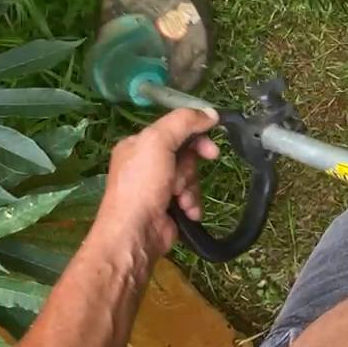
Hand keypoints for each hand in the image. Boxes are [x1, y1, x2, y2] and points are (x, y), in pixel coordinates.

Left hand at [91, 107, 221, 260]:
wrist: (135, 233)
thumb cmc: (142, 184)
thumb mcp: (158, 142)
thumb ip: (183, 122)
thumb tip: (211, 113)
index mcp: (138, 144)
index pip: (172, 129)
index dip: (194, 132)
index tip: (212, 136)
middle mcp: (146, 164)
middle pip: (184, 153)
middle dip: (191, 163)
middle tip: (209, 158)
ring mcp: (157, 187)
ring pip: (189, 176)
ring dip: (191, 186)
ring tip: (182, 199)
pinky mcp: (168, 208)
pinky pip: (189, 197)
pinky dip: (191, 203)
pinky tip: (187, 212)